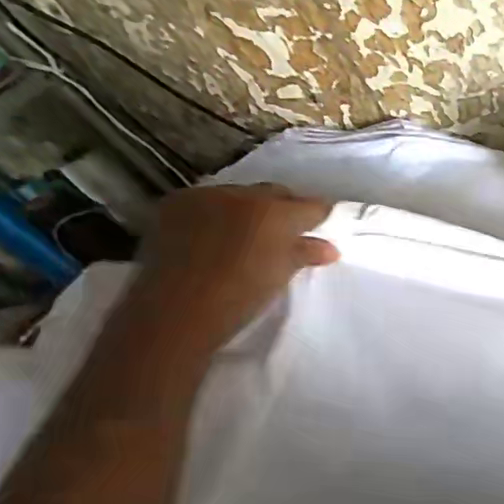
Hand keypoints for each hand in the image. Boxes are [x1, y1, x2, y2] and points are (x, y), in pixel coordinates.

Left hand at [130, 184, 337, 344]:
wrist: (176, 309)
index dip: (318, 215)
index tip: (321, 225)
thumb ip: (306, 254)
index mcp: (276, 212)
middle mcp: (243, 195)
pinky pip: (205, 202)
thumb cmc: (239, 297)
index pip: (309, 205)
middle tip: (286, 231)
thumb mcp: (280, 275)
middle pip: (274, 193)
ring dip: (247, 209)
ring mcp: (206, 195)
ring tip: (246, 234)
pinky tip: (210, 236)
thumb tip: (329, 248)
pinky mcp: (174, 203)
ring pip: (238, 195)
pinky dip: (213, 214)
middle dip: (283, 208)